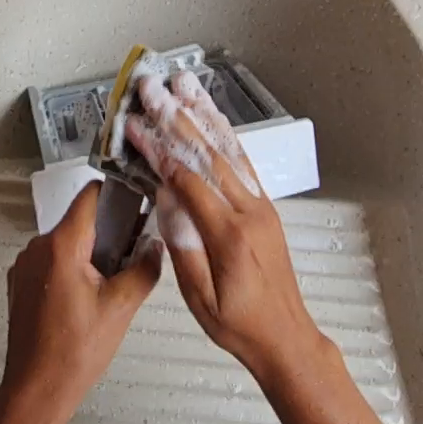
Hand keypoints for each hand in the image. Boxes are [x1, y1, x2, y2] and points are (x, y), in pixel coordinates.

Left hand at [0, 181, 161, 418]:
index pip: (89, 196)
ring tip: (108, 284)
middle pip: (79, 221)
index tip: (137, 203)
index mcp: (62, 244)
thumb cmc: (78, 350)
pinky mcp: (19, 282)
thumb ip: (143, 269)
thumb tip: (157, 245)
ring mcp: (24, 264)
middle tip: (132, 255)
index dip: (115, 193)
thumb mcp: (121, 308)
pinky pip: (50, 261)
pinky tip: (83, 298)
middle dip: (106, 232)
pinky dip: (68, 269)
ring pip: (65, 242)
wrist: (36, 390)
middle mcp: (38, 245)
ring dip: (87, 253)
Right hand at [124, 71, 328, 377]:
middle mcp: (249, 212)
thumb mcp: (200, 297)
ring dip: (202, 113)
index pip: (187, 180)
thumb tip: (164, 201)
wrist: (286, 338)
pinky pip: (241, 160)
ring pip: (228, 148)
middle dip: (176, 117)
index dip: (158, 150)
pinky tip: (210, 115)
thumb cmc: (242, 325)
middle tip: (154, 89)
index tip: (136, 128)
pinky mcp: (263, 205)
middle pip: (207, 153)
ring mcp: (259, 205)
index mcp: (229, 235)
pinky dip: (224, 133)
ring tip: (184, 85)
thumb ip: (182, 245)